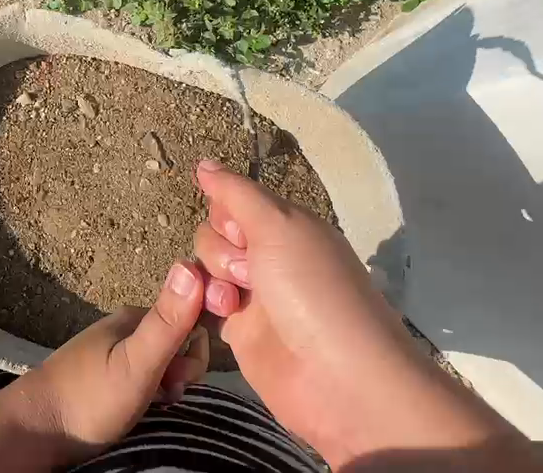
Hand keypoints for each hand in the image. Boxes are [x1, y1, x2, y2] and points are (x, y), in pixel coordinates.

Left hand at [0, 260, 208, 471]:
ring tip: (151, 404)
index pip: (190, 319)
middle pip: (177, 342)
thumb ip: (167, 322)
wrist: (38, 428)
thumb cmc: (91, 396)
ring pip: (163, 362)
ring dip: (167, 384)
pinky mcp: (109, 372)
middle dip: (181, 371)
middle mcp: (126, 326)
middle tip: (163, 394)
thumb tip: (192, 263)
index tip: (179, 377)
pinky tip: (141, 407)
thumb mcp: (136, 362)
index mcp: (134, 316)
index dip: (194, 350)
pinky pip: (146, 375)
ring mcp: (115, 349)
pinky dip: (151, 392)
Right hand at [191, 160, 541, 467]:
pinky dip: (208, 301)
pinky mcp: (241, 329)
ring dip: (215, 274)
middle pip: (216, 229)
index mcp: (287, 225)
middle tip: (249, 269)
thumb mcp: (277, 224)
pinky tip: (224, 313)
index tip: (242, 229)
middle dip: (222, 245)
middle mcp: (270, 254)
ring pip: (207, 263)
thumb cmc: (312, 289)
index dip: (229, 210)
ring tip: (237, 298)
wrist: (339, 379)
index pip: (235, 198)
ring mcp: (255, 293)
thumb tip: (203, 162)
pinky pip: (206, 299)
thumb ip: (236, 191)